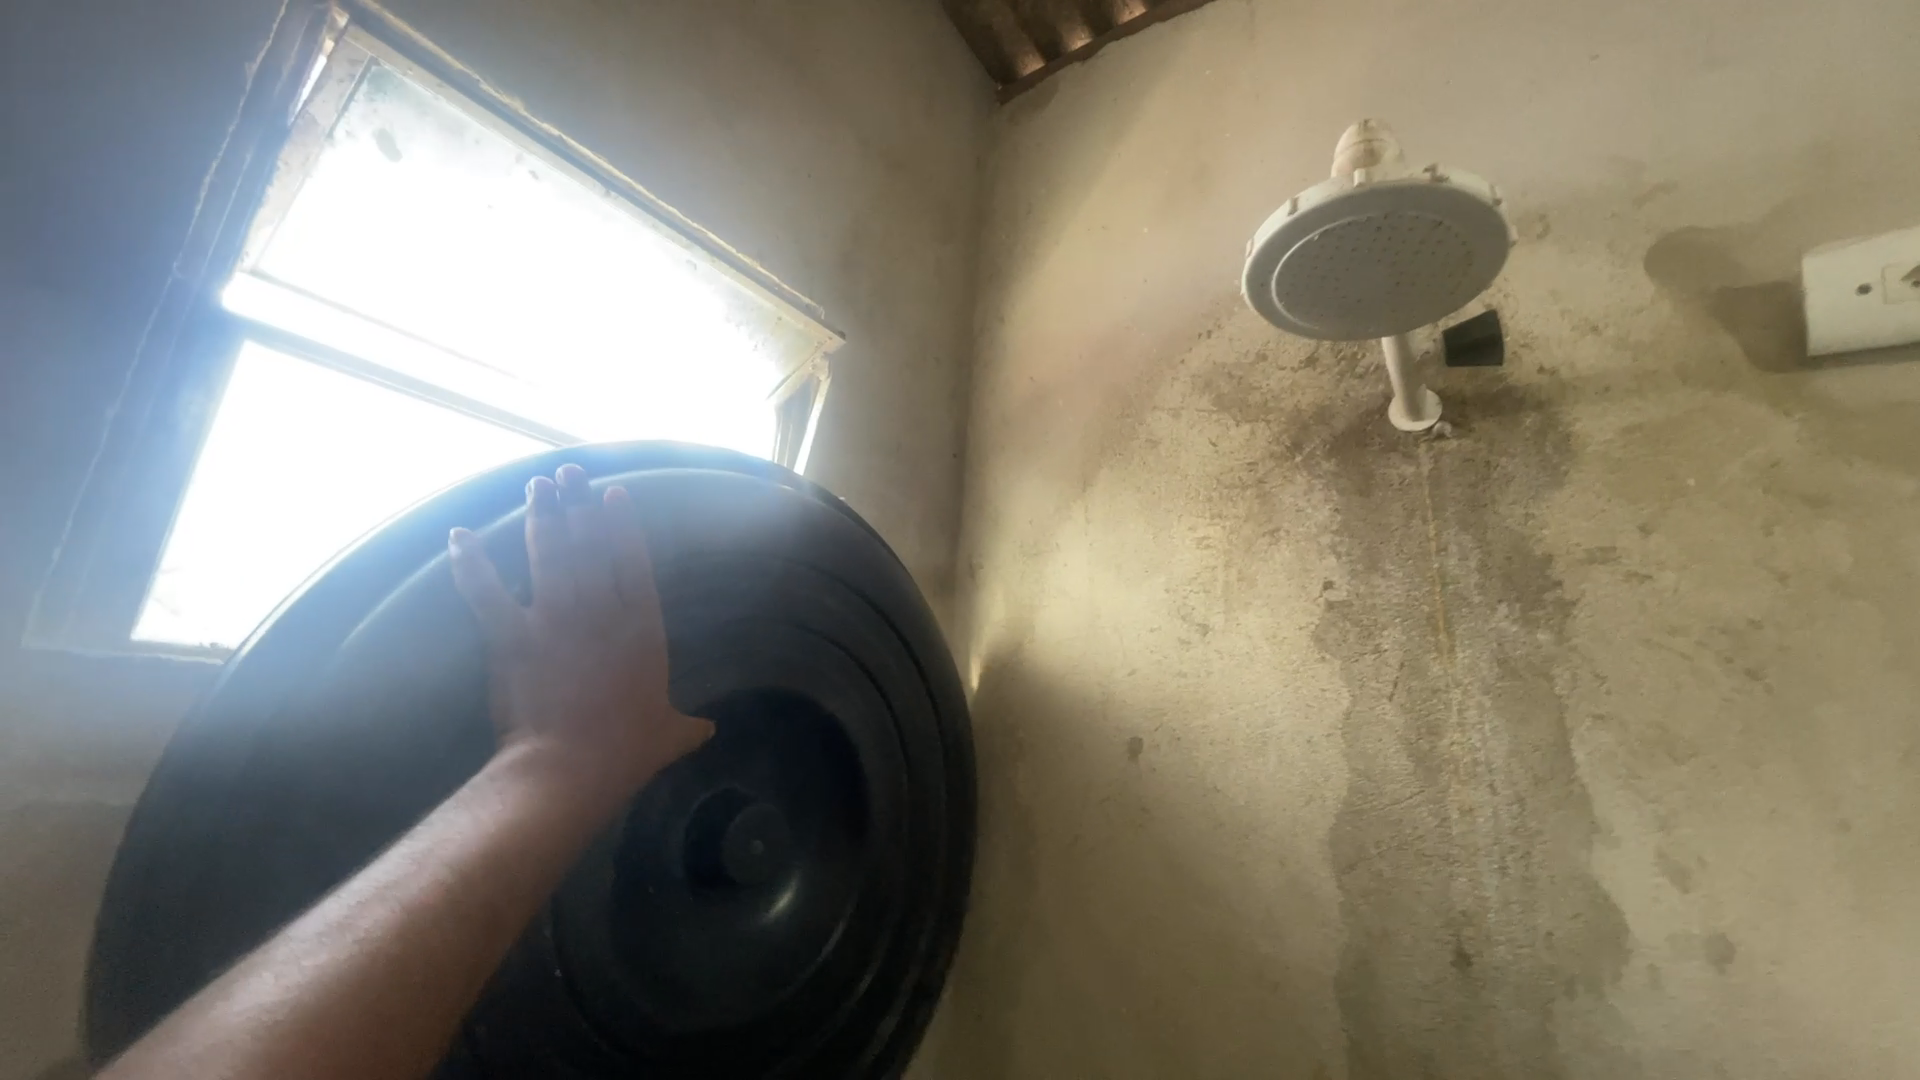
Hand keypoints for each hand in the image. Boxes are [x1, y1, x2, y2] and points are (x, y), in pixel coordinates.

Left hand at [447, 464, 712, 808]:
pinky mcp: (512, 638)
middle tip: (569, 472)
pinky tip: (461, 535)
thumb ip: (688, 726)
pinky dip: (471, 563)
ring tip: (538, 485)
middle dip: (579, 505)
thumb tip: (709, 731)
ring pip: (549, 555)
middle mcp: (602, 611)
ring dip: (542, 517)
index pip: (633, 561)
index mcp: (642, 626)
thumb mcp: (669, 735)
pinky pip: (487, 593)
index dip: (622, 524)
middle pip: (590, 545)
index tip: (613, 493)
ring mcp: (556, 620)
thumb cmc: (628, 749)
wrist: (572, 767)